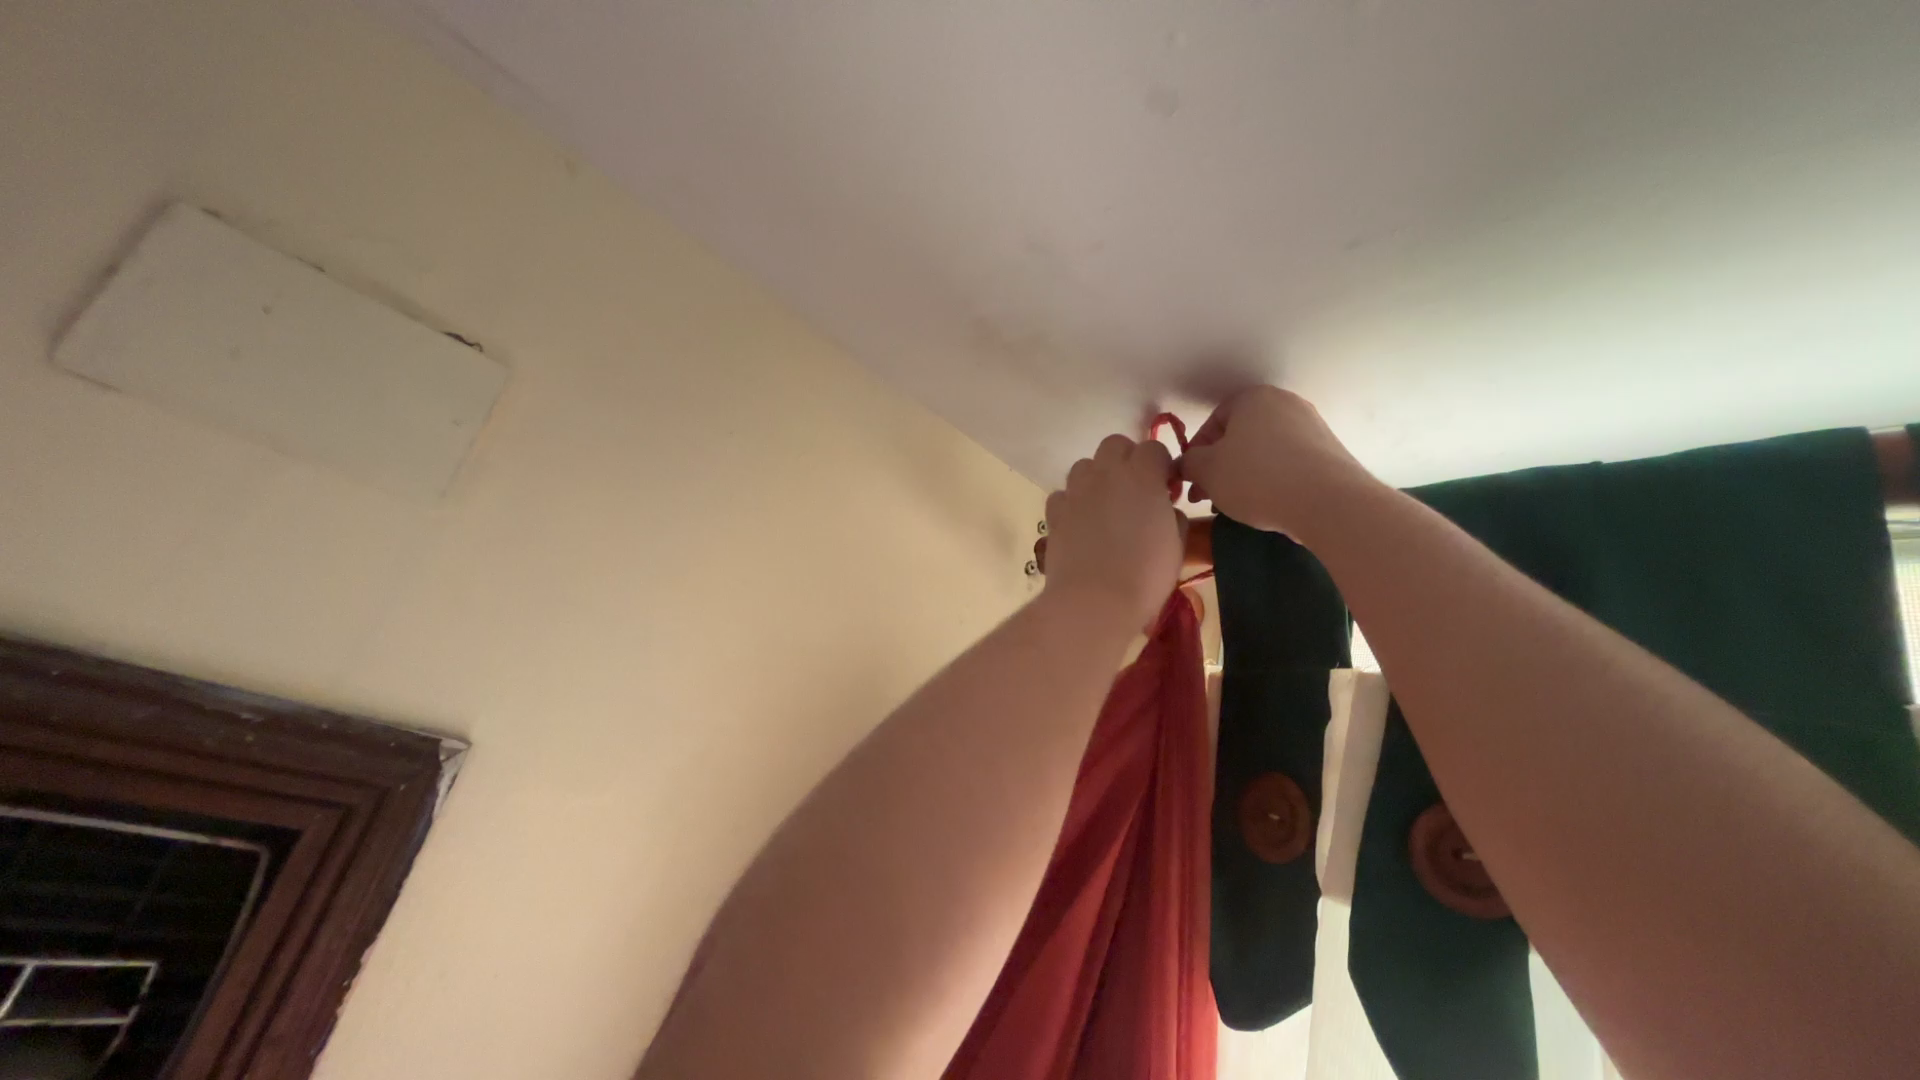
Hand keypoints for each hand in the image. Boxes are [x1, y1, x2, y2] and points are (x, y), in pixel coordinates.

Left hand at [1043, 435, 1184, 627]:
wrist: (1094, 600)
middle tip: (1136, 491)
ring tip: (1106, 506)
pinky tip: (1081, 523)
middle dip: (1127, 460)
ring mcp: (1076, 491)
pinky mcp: (1054, 512)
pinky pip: (1063, 494)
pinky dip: (1072, 502)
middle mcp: (1106, 474)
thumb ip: (1172, 515)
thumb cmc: (1146, 575)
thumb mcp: (1176, 544)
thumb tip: (1164, 507)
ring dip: (1097, 477)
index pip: (1154, 448)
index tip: (1166, 489)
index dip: (1161, 465)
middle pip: (1115, 445)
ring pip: (1085, 465)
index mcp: (1143, 475)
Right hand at [1177, 387, 1377, 536]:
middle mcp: (1285, 404)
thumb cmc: (1256, 477)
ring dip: (1244, 476)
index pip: (1214, 421)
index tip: (1192, 479)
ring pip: (1264, 452)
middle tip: (1208, 496)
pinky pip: (1289, 465)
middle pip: (1240, 437)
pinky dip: (1272, 481)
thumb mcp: (1207, 471)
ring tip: (1236, 506)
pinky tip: (1266, 505)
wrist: (1327, 501)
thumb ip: (1188, 463)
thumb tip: (1186, 465)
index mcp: (1254, 398)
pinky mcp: (1329, 454)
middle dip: (1220, 467)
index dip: (1197, 452)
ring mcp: (1312, 427)